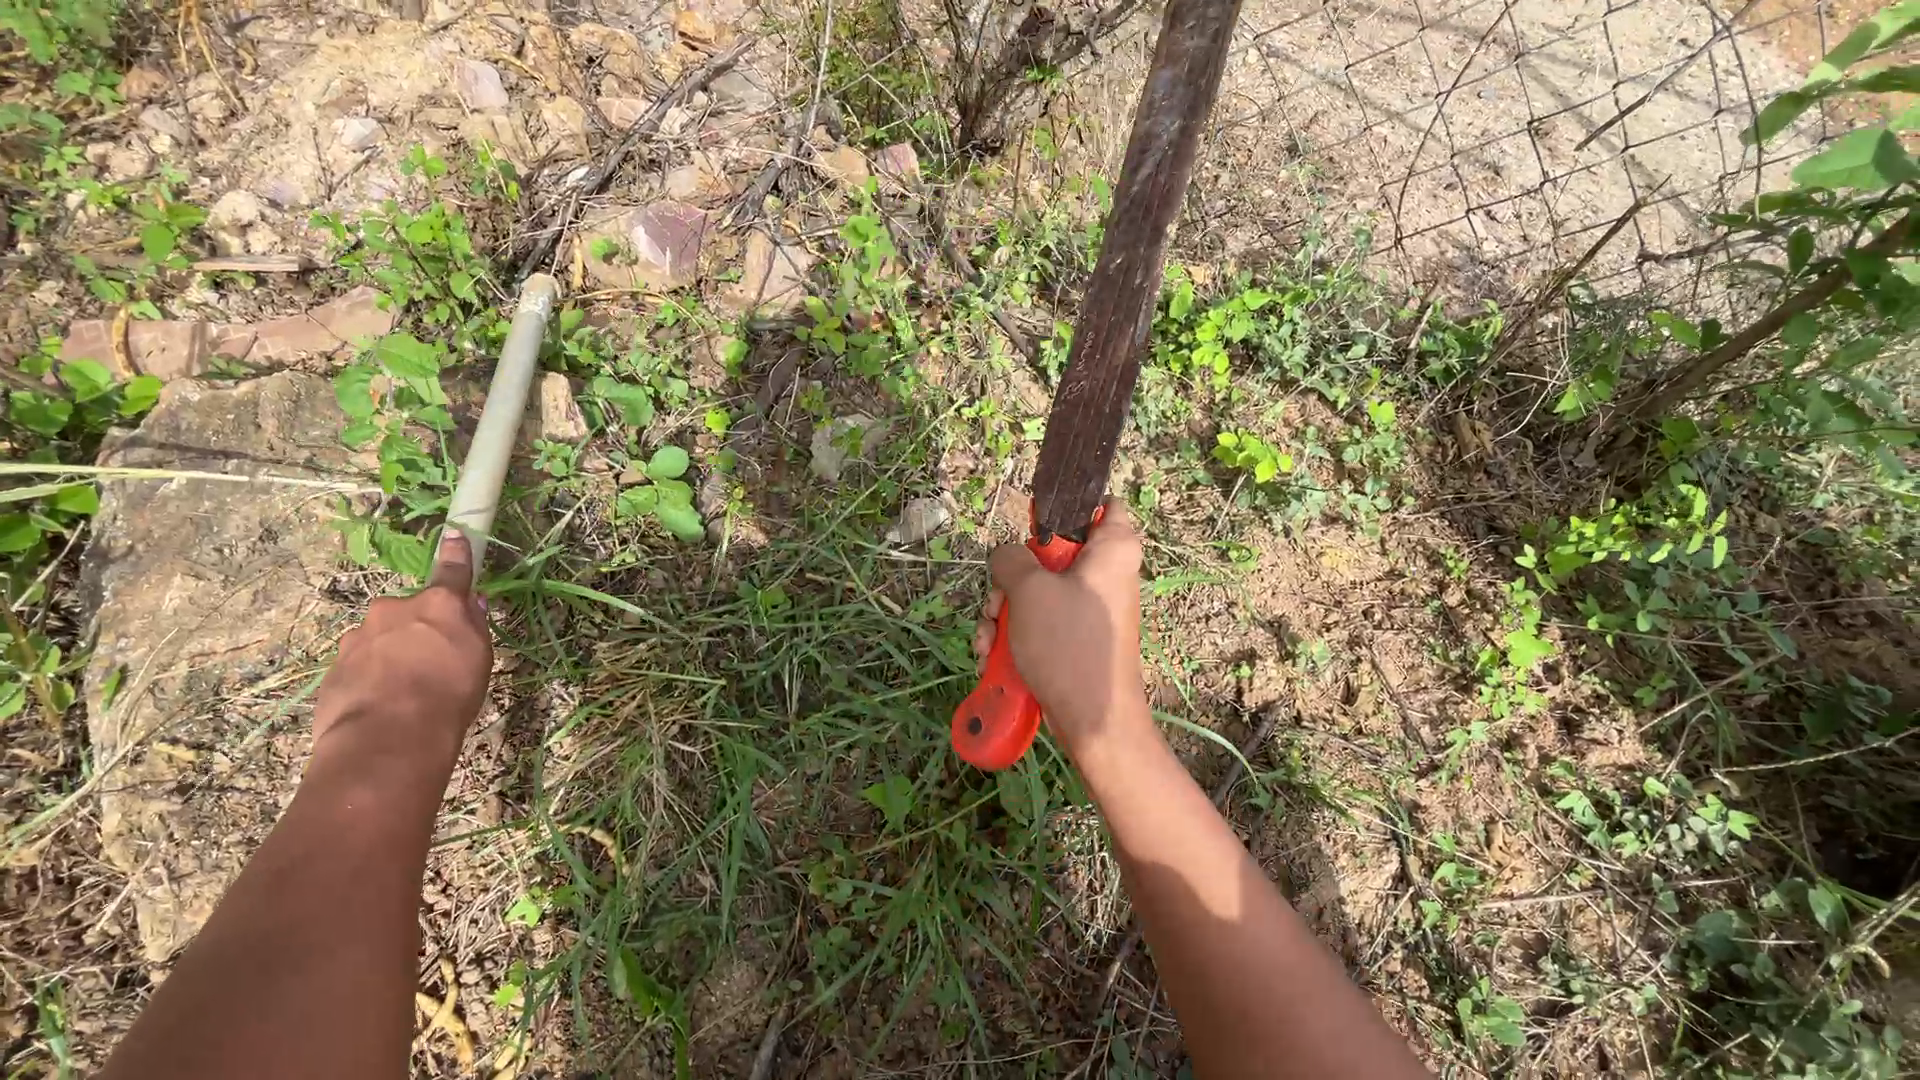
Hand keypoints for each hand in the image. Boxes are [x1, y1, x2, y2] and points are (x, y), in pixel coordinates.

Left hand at [312, 530, 491, 758]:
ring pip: (381, 638)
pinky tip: (384, 703)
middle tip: (433, 660)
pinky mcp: (335, 666)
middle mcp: (394, 610)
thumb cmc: (449, 693)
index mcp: (437, 604)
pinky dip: (373, 676)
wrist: (388, 737)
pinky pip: (361, 664)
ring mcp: (359, 636)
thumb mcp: (480, 658)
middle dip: (418, 627)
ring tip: (405, 690)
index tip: (455, 535)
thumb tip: (470, 604)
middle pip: (410, 612)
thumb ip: (473, 626)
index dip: (457, 553)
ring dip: (393, 653)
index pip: (452, 571)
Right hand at [973, 499, 1150, 753]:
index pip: (1103, 503)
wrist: (1092, 719)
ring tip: (988, 642)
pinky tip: (992, 659)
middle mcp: (1107, 574)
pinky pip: (1040, 624)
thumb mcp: (1029, 590)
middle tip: (998, 603)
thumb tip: (1007, 558)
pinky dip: (1014, 638)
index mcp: (1113, 549)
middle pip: (1051, 554)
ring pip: (1036, 593)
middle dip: (1011, 581)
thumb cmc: (1067, 643)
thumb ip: (1011, 558)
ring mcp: (1090, 609)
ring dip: (1003, 616)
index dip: (1068, 507)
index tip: (1034, 526)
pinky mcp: (1076, 639)